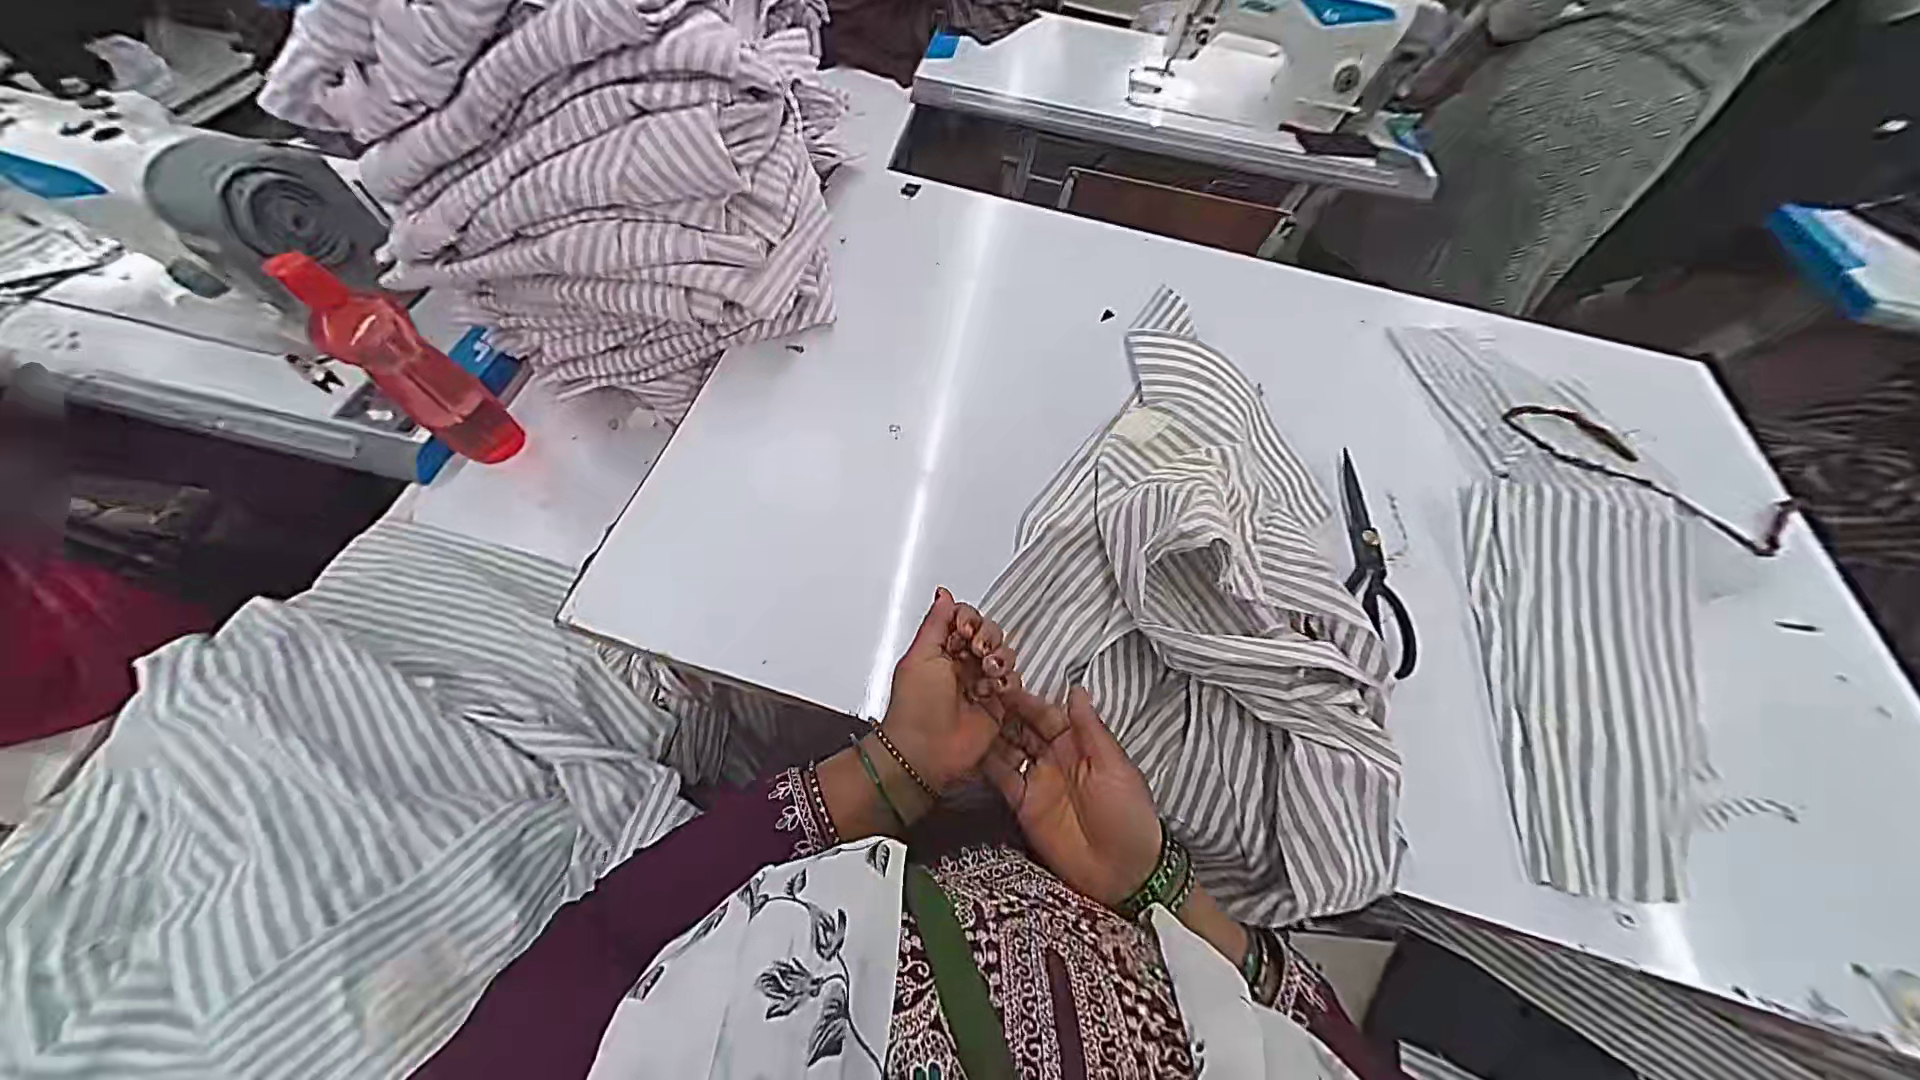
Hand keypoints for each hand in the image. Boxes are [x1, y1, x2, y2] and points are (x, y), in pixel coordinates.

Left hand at [880, 588, 1018, 791]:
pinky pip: (1014, 680)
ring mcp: (980, 682)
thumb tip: (943, 594)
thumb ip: (935, 623)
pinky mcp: (997, 703)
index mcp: (942, 648)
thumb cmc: (914, 708)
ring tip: (986, 673)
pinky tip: (993, 690)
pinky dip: (1008, 681)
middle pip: (990, 632)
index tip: (966, 630)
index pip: (966, 618)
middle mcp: (962, 662)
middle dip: (988, 637)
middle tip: (978, 650)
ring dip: (999, 659)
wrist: (925, 751)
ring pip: (1005, 654)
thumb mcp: (920, 656)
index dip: (971, 620)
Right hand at [982, 686, 1162, 906]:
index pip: (1046, 714)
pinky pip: (1002, 778)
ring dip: (991, 734)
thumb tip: (1076, 689)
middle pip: (1023, 728)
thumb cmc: (1128, 814)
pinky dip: (986, 764)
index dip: (1025, 701)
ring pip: (1008, 749)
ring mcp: (1037, 780)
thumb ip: (1090, 729)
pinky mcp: (1023, 805)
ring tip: (969, 717)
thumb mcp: (1114, 766)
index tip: (1003, 685)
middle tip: (977, 696)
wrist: (1124, 873)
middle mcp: (1054, 758)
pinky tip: (970, 748)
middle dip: (1003, 712)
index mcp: (1078, 744)